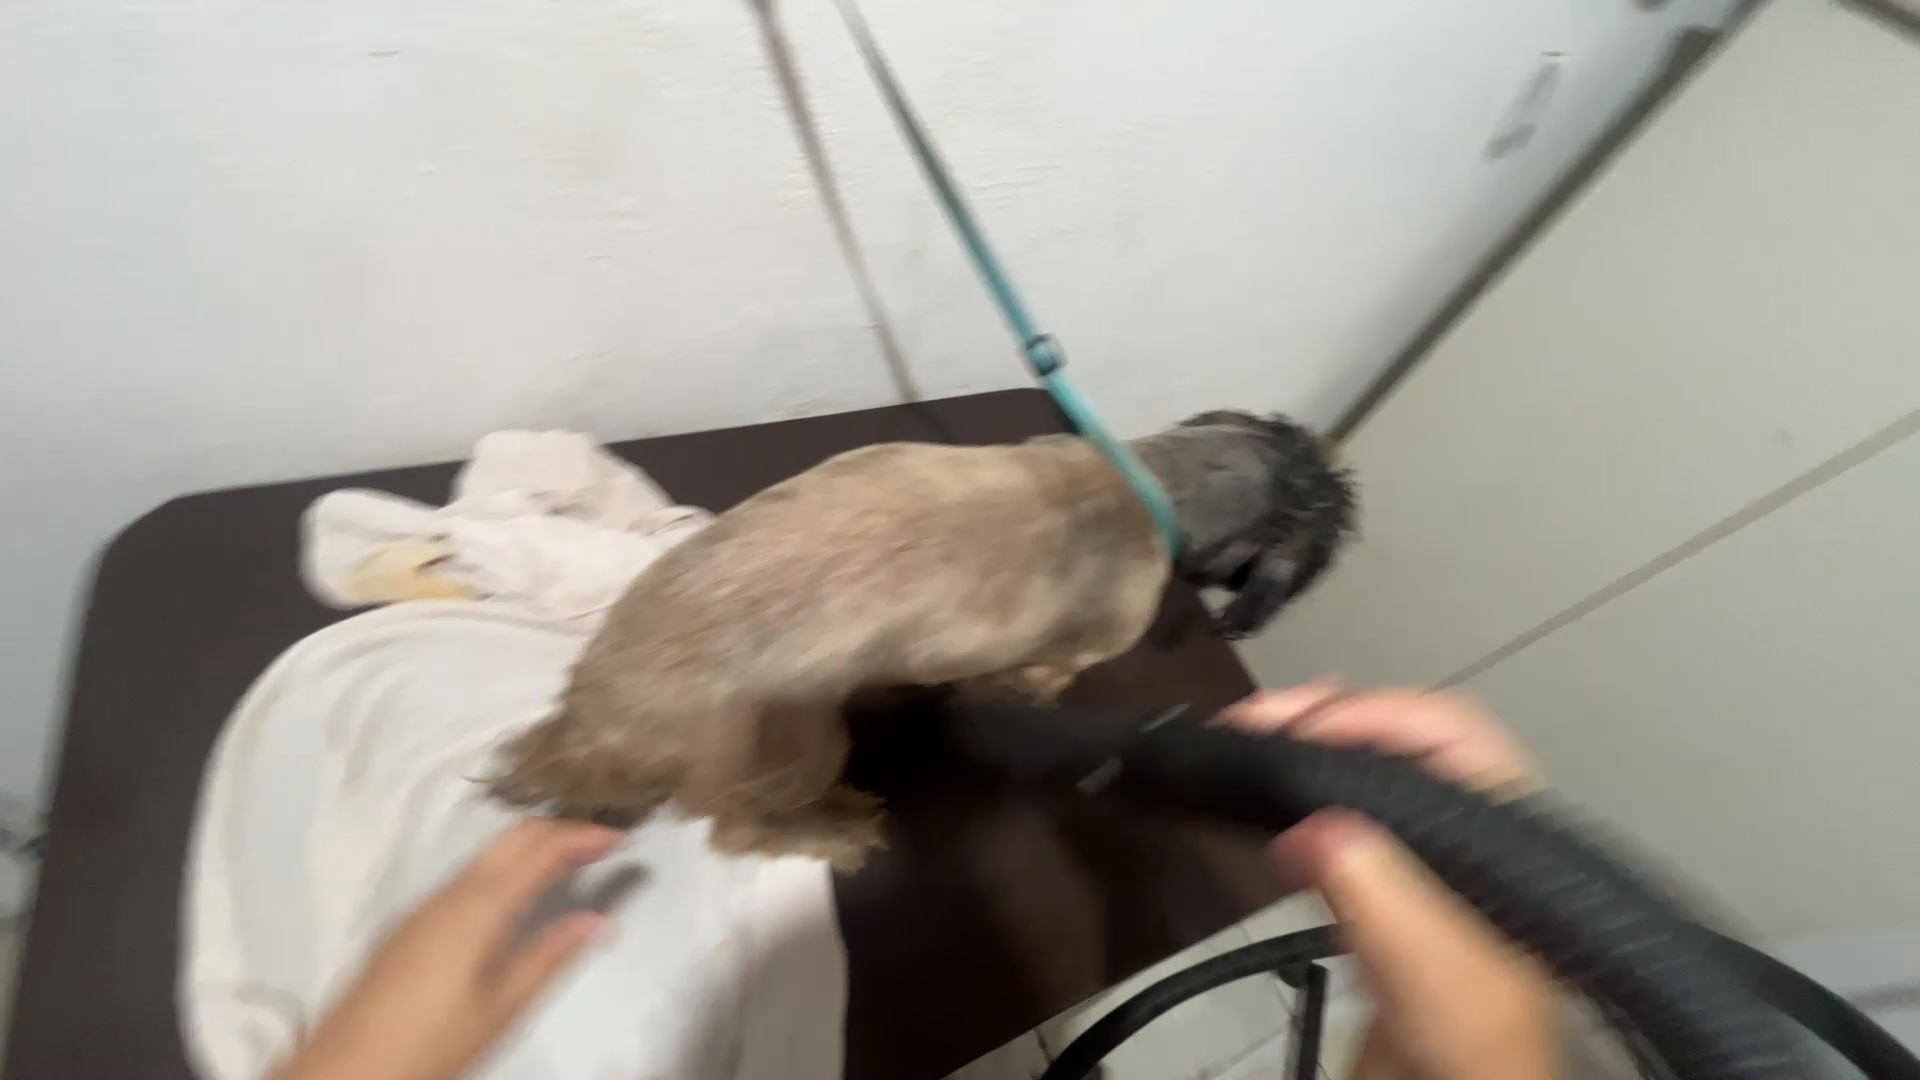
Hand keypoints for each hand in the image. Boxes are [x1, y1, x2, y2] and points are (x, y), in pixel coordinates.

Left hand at [272, 819, 621, 1079]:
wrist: (333, 1079)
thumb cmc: (427, 1046)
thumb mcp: (501, 1007)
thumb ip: (552, 955)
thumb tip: (602, 919)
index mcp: (482, 905)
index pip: (544, 847)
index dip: (586, 835)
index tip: (623, 839)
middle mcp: (454, 891)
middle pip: (516, 834)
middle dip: (563, 829)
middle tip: (602, 844)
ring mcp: (427, 904)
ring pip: (492, 851)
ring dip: (536, 845)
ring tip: (572, 862)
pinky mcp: (411, 923)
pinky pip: (472, 873)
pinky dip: (509, 865)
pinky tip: (520, 893)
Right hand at [1225, 684, 1555, 1079]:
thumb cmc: (1462, 1036)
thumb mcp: (1429, 972)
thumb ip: (1377, 895)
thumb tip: (1310, 827)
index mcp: (1501, 830)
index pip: (1450, 731)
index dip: (1374, 712)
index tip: (1298, 729)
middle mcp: (1464, 819)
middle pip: (1398, 731)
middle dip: (1323, 714)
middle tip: (1254, 720)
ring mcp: (1421, 837)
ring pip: (1363, 754)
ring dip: (1304, 737)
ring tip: (1250, 733)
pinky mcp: (1380, 859)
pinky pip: (1338, 792)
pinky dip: (1297, 774)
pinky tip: (1266, 779)